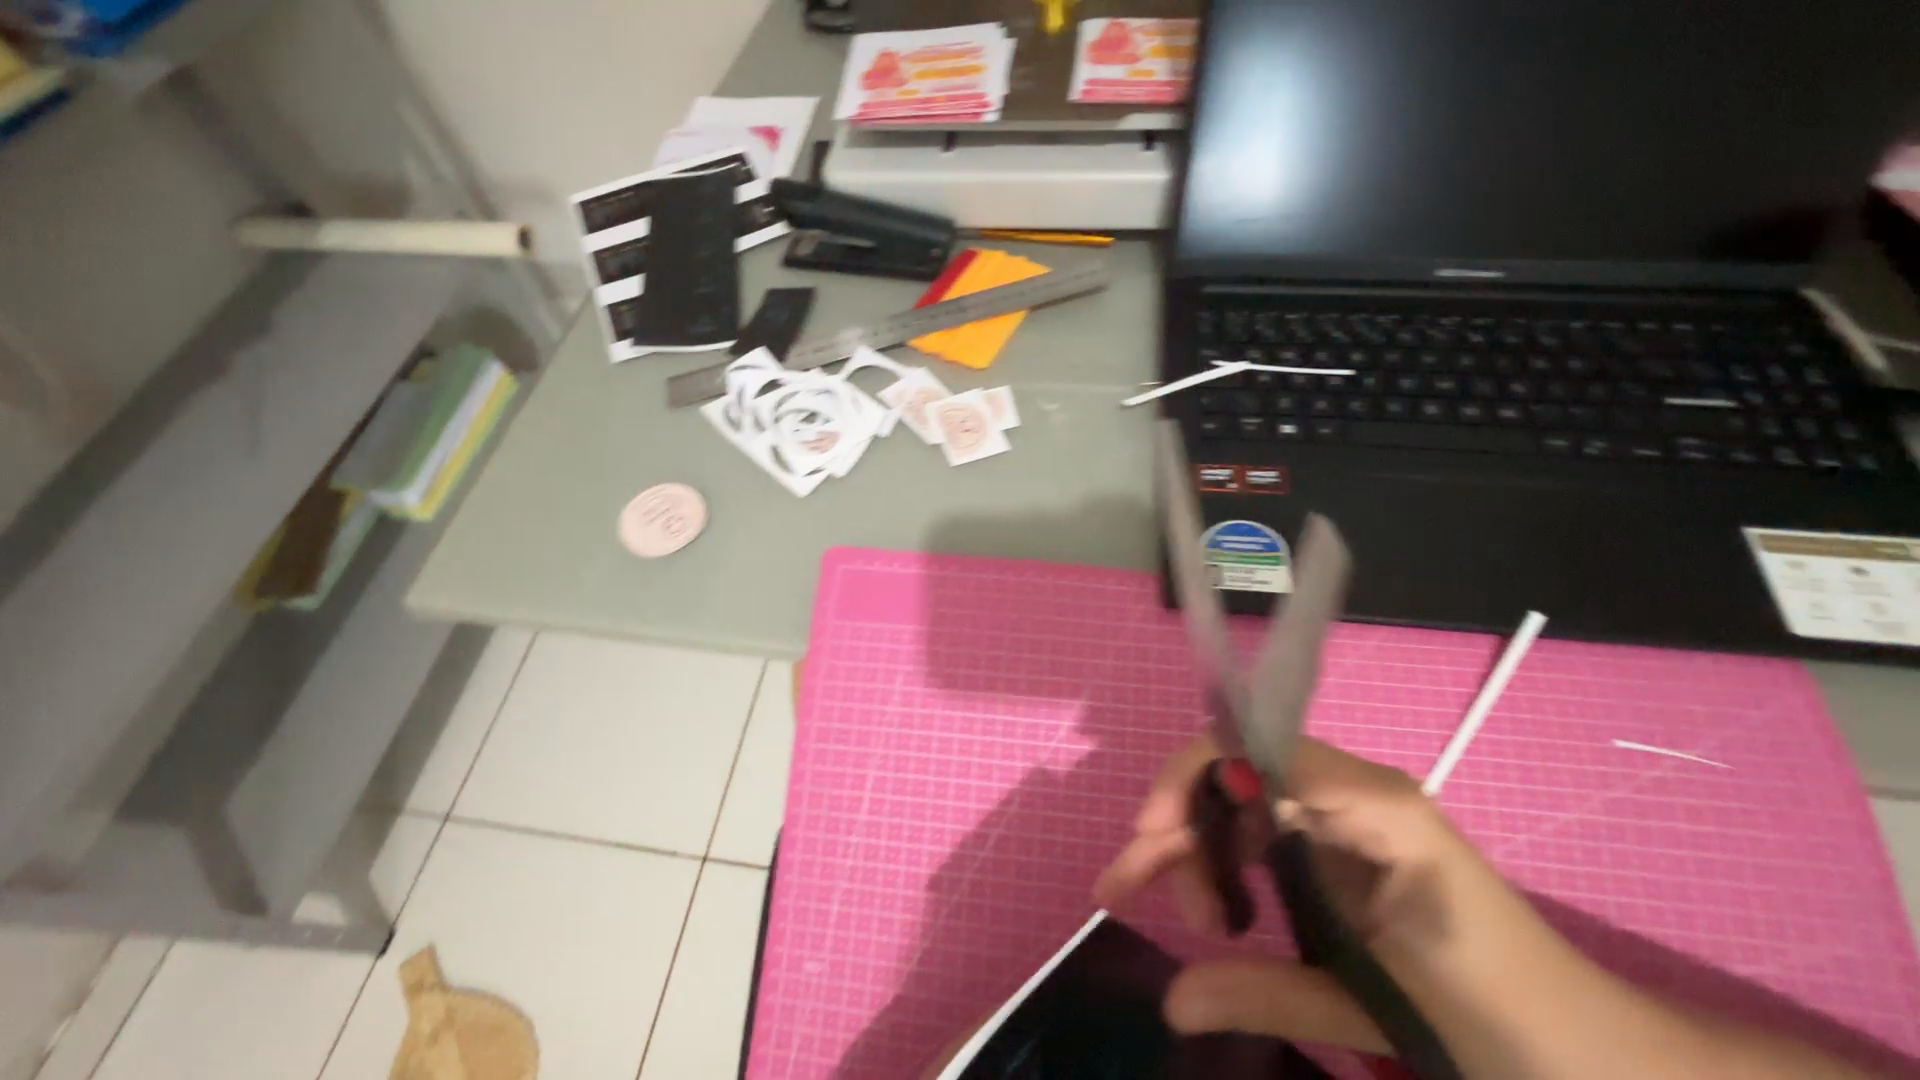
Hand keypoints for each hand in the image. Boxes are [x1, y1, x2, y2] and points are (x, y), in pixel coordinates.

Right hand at [1092, 735, 1485, 1053]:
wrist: (1600, 1059)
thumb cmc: (1502, 1020)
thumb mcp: (1372, 1007)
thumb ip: (1265, 993)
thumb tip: (1169, 1001)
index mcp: (1373, 808)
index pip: (1256, 753)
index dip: (1190, 780)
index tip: (1147, 837)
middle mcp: (1358, 800)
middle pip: (1238, 778)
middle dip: (1178, 825)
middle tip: (1127, 888)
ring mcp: (1354, 828)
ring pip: (1246, 809)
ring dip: (1197, 851)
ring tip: (1170, 914)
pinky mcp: (1350, 861)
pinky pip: (1270, 841)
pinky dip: (1229, 868)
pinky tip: (1216, 914)